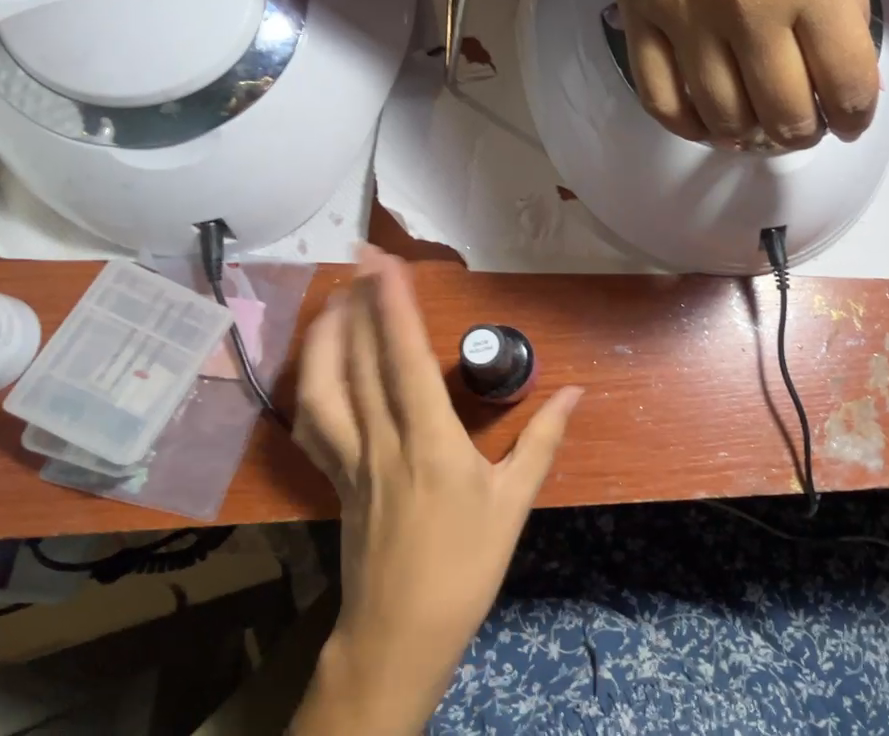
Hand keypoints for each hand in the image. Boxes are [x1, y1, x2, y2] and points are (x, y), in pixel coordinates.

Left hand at [290, 247, 580, 731]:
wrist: (400, 631)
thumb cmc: (466, 565)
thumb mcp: (514, 503)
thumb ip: (542, 441)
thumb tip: (575, 393)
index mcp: (430, 444)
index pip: (405, 361)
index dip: (393, 308)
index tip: (385, 265)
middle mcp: (381, 443)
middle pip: (359, 362)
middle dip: (357, 304)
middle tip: (358, 258)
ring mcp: (350, 462)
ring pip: (324, 389)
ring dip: (325, 338)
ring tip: (333, 300)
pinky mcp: (335, 480)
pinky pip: (314, 424)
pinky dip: (313, 384)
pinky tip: (319, 366)